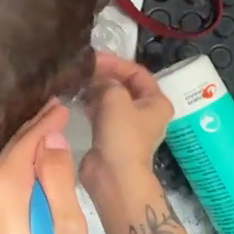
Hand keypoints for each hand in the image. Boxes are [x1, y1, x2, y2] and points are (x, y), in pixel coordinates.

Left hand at [0, 100, 91, 233]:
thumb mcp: (69, 227)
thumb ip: (58, 178)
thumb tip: (52, 140)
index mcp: (3, 189)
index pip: (26, 143)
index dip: (46, 123)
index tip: (63, 105)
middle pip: (10, 150)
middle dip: (34, 131)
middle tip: (58, 110)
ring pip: (2, 165)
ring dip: (25, 148)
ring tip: (51, 131)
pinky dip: (16, 167)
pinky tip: (33, 165)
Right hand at [79, 52, 174, 205]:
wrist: (114, 175)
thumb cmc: (122, 135)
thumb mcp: (115, 98)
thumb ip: (107, 81)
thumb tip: (98, 79)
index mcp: (156, 102)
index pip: (137, 72)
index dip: (116, 62)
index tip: (94, 58)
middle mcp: (146, 112)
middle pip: (125, 85)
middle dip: (105, 75)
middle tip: (83, 69)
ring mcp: (129, 125)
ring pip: (112, 99)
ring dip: (97, 89)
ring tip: (77, 81)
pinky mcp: (112, 136)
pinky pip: (102, 113)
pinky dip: (92, 104)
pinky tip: (76, 98)